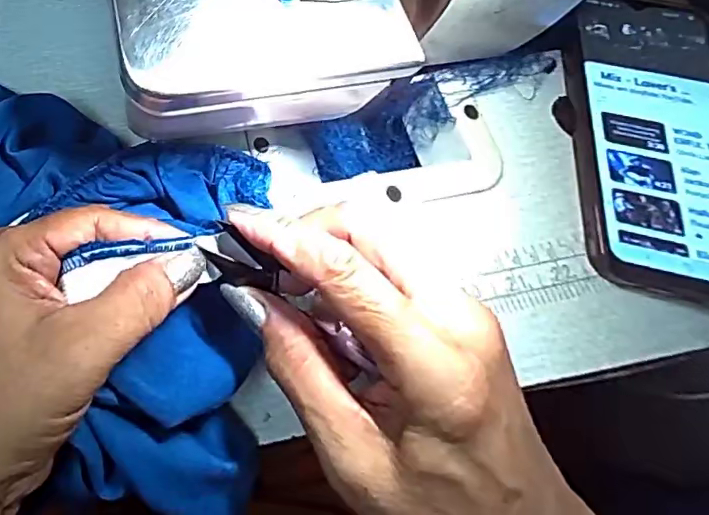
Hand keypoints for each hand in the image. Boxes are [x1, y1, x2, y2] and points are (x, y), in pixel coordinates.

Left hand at [0, 205, 208, 514]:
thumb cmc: (10, 404)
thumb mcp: (80, 348)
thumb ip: (136, 301)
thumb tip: (185, 263)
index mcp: (11, 249)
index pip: (88, 221)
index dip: (140, 229)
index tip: (188, 245)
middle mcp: (11, 261)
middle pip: (88, 246)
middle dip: (136, 260)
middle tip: (184, 271)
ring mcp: (17, 296)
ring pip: (87, 277)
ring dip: (126, 288)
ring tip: (170, 292)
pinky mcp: (28, 327)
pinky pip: (79, 304)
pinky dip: (110, 311)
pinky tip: (138, 319)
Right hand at [223, 203, 589, 514]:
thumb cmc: (451, 512)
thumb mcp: (355, 458)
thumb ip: (298, 369)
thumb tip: (257, 303)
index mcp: (438, 364)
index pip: (347, 269)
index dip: (285, 237)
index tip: (245, 223)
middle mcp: (459, 318)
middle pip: (365, 228)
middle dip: (303, 231)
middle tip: (262, 257)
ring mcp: (464, 306)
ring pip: (375, 236)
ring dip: (323, 250)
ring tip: (294, 295)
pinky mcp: (457, 305)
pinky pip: (389, 259)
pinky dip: (347, 269)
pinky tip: (331, 312)